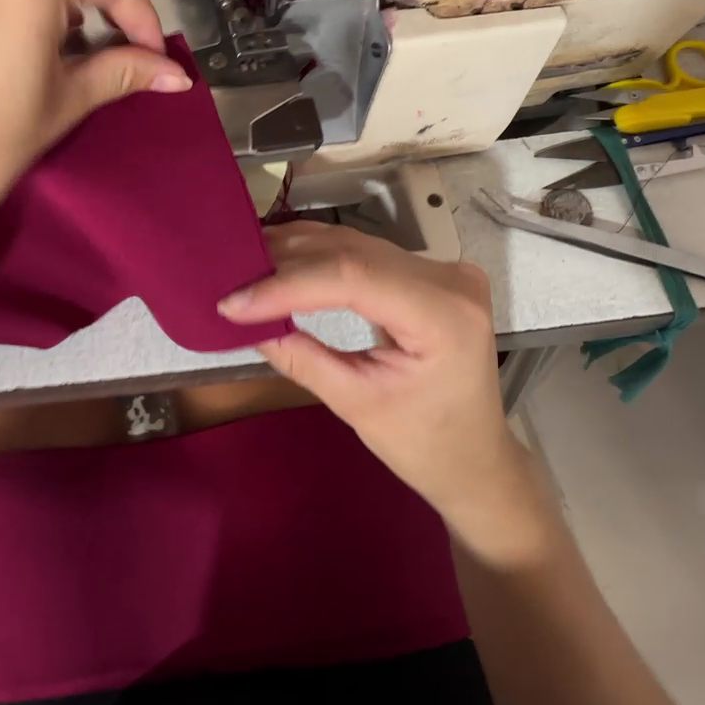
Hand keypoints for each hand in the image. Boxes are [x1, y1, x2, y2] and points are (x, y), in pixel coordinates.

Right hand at [218, 222, 537, 548]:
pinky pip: (363, 253)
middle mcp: (448, 278)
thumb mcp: (356, 404)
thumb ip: (301, 356)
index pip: (352, 276)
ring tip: (244, 265)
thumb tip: (242, 323)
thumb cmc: (424, 445)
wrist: (476, 460)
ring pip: (353, 244)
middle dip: (284, 262)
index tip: (234, 302)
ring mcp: (442, 270)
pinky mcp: (428, 272)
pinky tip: (280, 262)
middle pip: (351, 252)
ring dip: (295, 253)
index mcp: (444, 314)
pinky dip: (318, 257)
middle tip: (228, 275)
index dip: (287, 283)